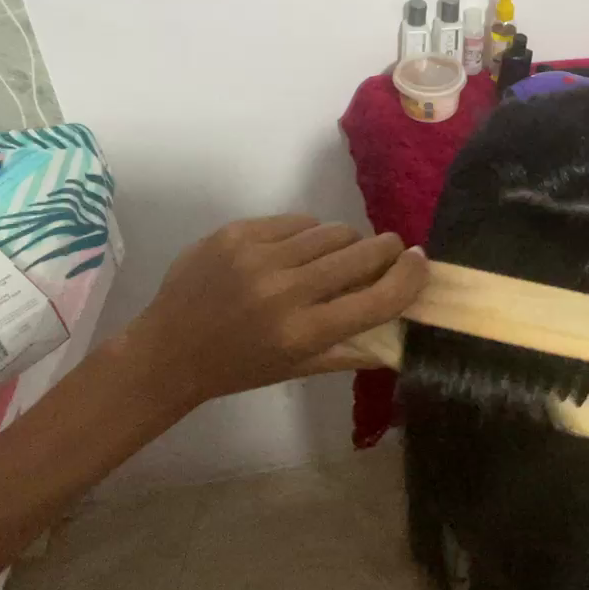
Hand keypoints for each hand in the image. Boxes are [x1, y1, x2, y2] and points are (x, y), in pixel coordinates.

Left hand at [119, 216, 428, 411]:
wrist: (167, 350)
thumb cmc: (238, 368)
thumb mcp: (297, 368)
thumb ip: (352, 350)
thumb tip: (402, 335)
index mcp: (304, 333)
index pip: (378, 298)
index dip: (410, 277)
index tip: (421, 263)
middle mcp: (285, 291)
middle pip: (362, 252)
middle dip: (386, 249)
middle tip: (390, 251)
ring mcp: (259, 256)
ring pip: (333, 231)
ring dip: (345, 242)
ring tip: (334, 256)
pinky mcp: (238, 232)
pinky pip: (297, 221)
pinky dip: (307, 234)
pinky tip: (294, 251)